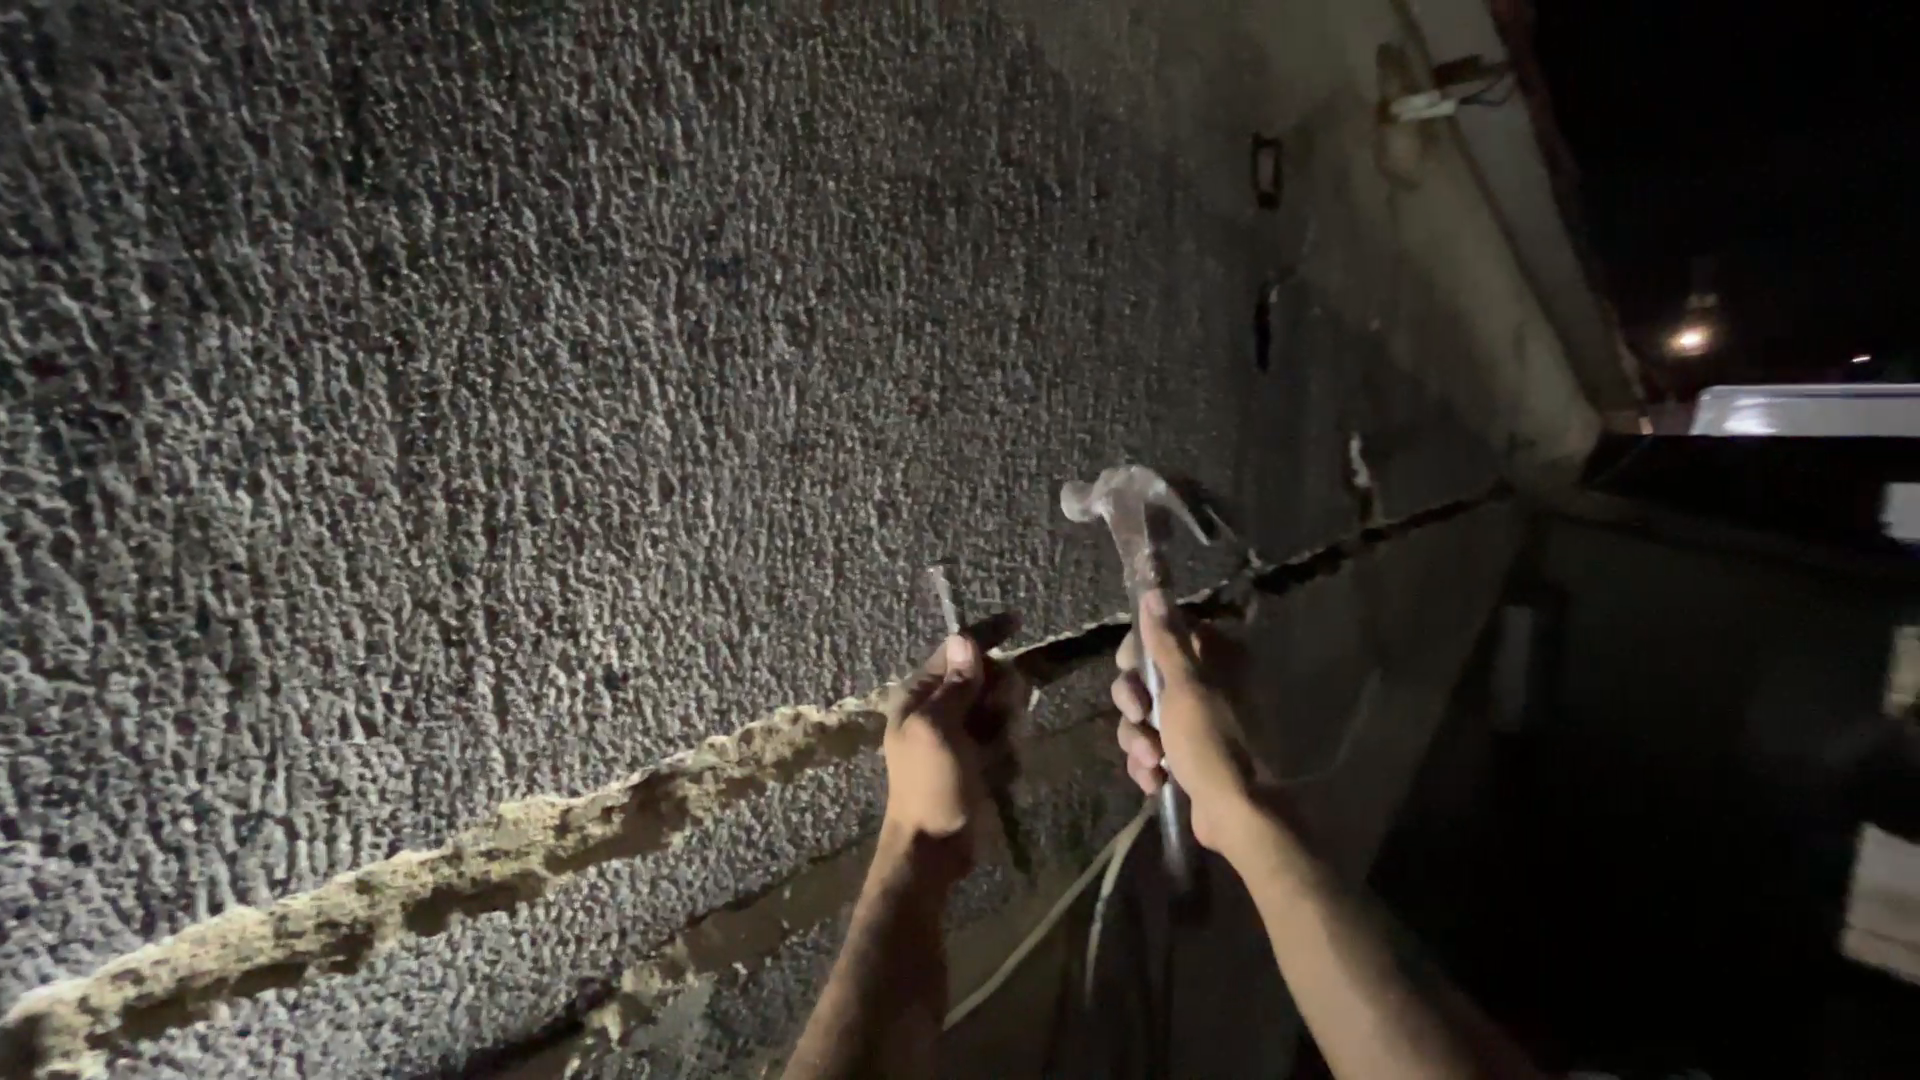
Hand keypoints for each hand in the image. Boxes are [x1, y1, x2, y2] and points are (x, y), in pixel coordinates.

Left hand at [881, 626, 1024, 883]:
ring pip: (1003, 708)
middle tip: (998, 720)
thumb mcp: (937, 729)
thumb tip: (963, 638)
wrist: (934, 848)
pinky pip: (1007, 738)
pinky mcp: (980, 757)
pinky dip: (1007, 754)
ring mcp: (962, 733)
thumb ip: (954, 686)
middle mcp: (941, 706)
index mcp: (920, 694)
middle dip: (1001, 696)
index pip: (957, 649)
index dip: (986, 635)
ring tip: (993, 755)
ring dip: (1005, 730)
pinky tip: (996, 774)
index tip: (1017, 621)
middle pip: (988, 677)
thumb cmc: (930, 785)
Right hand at [1111, 590, 1259, 852]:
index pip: (1162, 634)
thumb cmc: (1212, 743)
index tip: (1130, 670)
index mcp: (1215, 659)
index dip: (1138, 653)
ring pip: (1144, 715)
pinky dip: (1147, 761)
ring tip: (1150, 761)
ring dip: (1138, 739)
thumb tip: (1154, 591)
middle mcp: (1208, 684)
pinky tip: (1154, 779)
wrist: (1236, 815)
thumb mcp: (1185, 687)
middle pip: (1146, 677)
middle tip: (1140, 719)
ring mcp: (1196, 720)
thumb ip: (1166, 639)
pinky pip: (1151, 744)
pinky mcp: (1187, 752)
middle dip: (1135, 704)